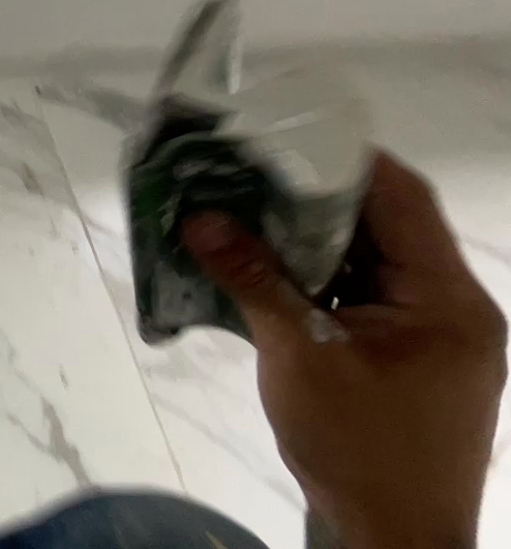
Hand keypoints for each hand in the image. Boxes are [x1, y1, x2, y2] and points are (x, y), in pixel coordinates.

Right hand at [185, 152, 506, 548]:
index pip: (401, 201)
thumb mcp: (300, 355)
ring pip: (348, 253)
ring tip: (221, 204)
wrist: (390, 526)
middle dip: (297, 191)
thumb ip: (252, 280)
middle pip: (372, 221)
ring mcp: (412, 324)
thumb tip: (198, 217)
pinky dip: (289, 266)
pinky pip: (335, 285)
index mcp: (443, 299)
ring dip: (287, 230)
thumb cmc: (360, 440)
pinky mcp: (384, 342)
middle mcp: (437, 302)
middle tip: (227, 166)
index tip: (274, 132)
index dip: (343, 159)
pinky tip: (239, 257)